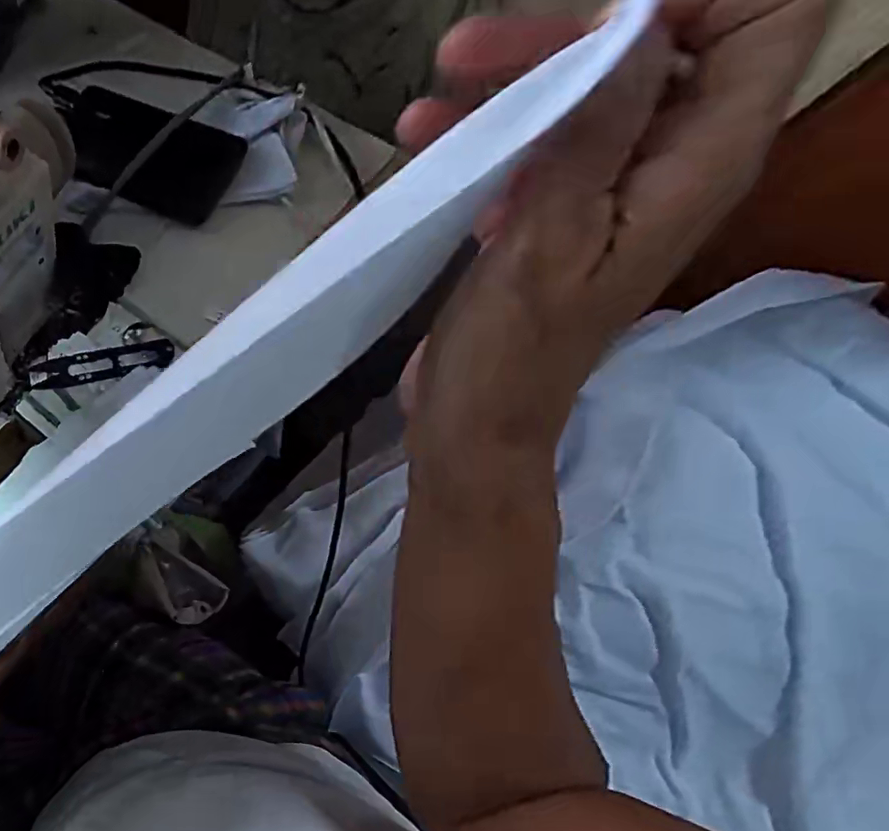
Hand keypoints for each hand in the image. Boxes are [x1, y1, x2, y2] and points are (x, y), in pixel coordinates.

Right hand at [398, 0, 824, 456]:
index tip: (588, 20)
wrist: (472, 426)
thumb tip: (624, 30)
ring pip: (584, 103)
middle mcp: (667, 166)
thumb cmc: (508, 354)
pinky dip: (487, 144)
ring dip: (508, 93)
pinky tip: (431, 152)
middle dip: (563, 40)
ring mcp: (606, 196)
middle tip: (462, 53)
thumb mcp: (545, 244)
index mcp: (699, 164)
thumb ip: (594, 135)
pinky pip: (538, 154)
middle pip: (656, 53)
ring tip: (426, 106)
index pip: (767, 20)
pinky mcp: (552, 222)